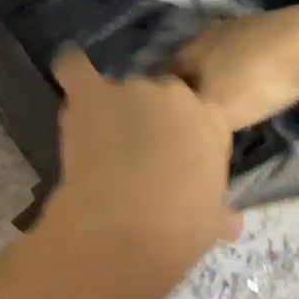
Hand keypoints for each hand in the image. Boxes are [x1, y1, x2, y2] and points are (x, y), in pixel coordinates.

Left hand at [40, 49, 237, 280]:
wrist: (130, 227)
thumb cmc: (179, 229)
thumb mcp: (210, 221)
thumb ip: (218, 211)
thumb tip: (232, 225)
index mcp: (211, 121)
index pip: (196, 113)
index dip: (179, 133)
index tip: (168, 157)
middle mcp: (175, 95)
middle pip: (158, 95)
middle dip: (145, 118)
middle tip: (131, 151)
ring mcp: (133, 90)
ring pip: (117, 90)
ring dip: (108, 109)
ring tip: (96, 141)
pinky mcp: (92, 95)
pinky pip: (75, 69)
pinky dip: (70, 69)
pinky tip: (67, 72)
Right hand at [171, 3, 298, 128]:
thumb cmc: (254, 82)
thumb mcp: (214, 112)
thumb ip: (190, 119)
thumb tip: (176, 123)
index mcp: (184, 54)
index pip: (159, 78)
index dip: (160, 100)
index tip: (167, 122)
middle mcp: (203, 36)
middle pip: (187, 65)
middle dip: (188, 88)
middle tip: (196, 115)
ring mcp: (236, 28)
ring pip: (215, 58)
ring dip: (215, 77)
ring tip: (225, 102)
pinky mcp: (266, 27)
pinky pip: (242, 54)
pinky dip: (241, 69)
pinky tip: (252, 83)